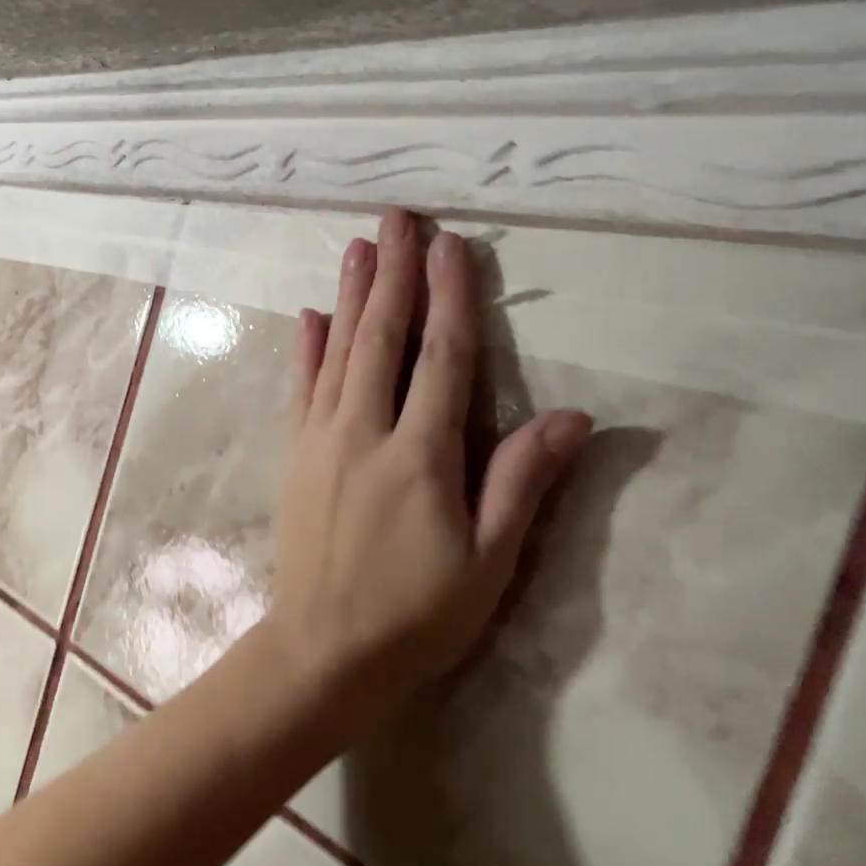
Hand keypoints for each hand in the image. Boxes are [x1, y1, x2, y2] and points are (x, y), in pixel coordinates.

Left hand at [264, 209, 590, 721]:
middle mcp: (362, 431)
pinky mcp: (295, 454)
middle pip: (381, 339)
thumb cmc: (417, 613)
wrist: (324, 647)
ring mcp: (319, 439)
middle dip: (394, 275)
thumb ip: (523, 483)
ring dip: (351, 297)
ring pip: (337, 352)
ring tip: (359, 247)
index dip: (450, 298)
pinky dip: (307, 349)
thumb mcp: (490, 560)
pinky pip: (301, 388)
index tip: (453, 245)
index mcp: (419, 454)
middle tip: (398, 218)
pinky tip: (311, 317)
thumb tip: (570, 415)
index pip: (441, 358)